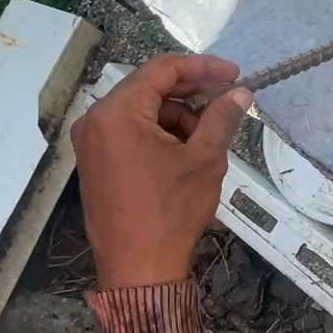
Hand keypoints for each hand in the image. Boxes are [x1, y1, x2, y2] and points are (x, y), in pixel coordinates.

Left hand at [72, 54, 249, 289]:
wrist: (139, 265)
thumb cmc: (171, 210)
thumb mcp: (204, 159)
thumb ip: (221, 119)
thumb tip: (240, 94)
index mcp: (118, 113)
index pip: (162, 70)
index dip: (203, 67)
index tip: (235, 75)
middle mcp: (96, 120)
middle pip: (150, 88)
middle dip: (192, 92)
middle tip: (230, 98)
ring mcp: (92, 142)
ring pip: (143, 111)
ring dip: (179, 116)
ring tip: (211, 137)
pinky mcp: (97, 161)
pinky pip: (132, 131)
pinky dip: (162, 133)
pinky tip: (188, 151)